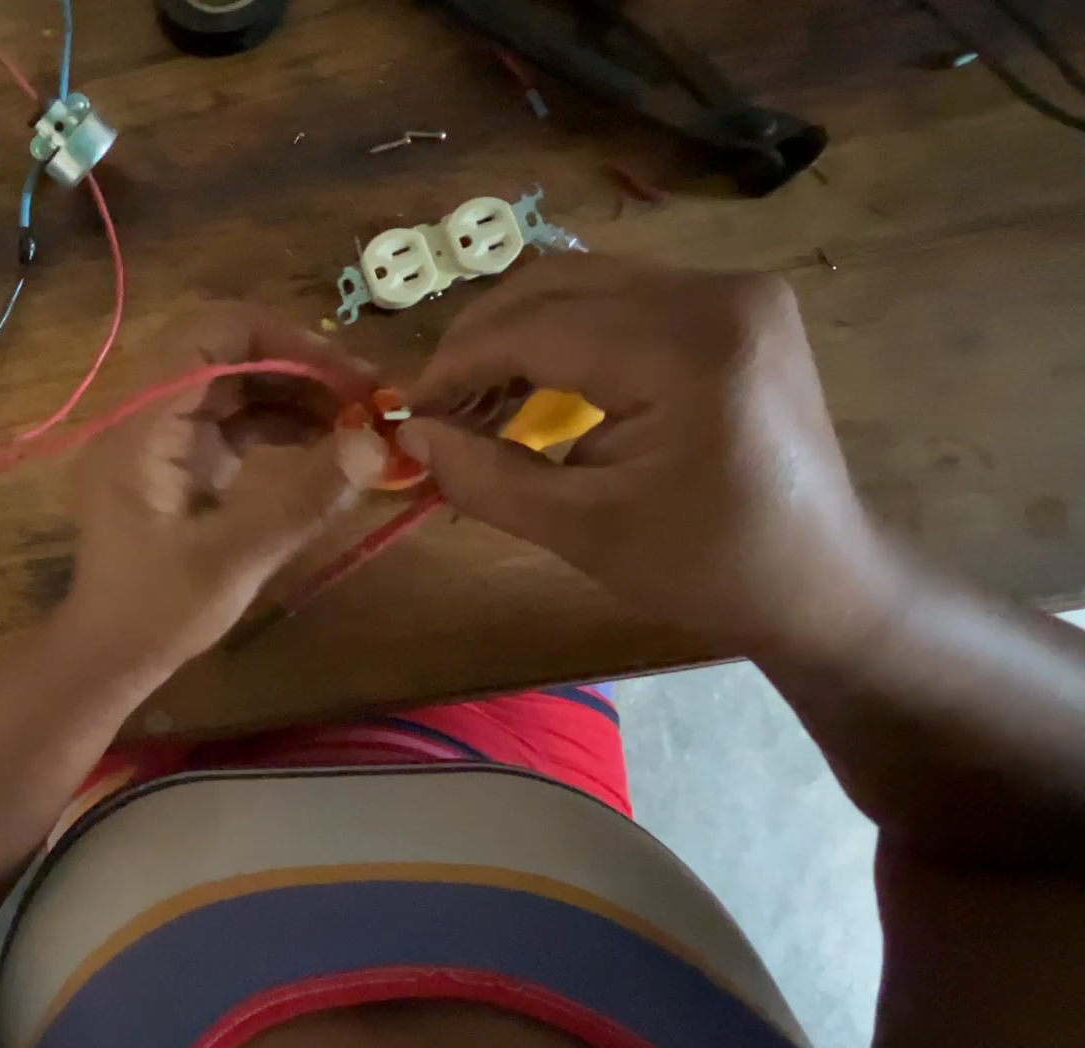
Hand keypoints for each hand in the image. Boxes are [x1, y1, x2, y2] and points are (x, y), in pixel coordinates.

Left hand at [62, 305, 385, 663]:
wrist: (111, 650)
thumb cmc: (157, 611)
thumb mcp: (233, 559)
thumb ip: (302, 499)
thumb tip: (373, 443)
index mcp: (141, 427)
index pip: (206, 334)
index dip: (279, 338)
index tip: (343, 373)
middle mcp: (146, 416)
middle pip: (222, 350)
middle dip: (296, 363)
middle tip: (364, 395)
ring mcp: (161, 437)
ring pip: (231, 383)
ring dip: (292, 392)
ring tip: (356, 421)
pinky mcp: (178, 460)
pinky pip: (231, 419)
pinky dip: (277, 423)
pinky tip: (324, 444)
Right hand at [397, 255, 899, 656]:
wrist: (822, 580)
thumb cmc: (704, 565)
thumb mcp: (577, 530)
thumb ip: (482, 476)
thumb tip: (408, 438)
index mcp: (687, 347)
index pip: (536, 329)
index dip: (455, 367)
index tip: (406, 413)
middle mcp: (713, 293)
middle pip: (552, 286)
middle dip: (474, 343)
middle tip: (433, 406)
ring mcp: (726, 293)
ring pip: (574, 286)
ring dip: (507, 338)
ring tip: (470, 403)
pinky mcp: (723, 310)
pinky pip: (608, 303)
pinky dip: (549, 341)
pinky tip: (523, 390)